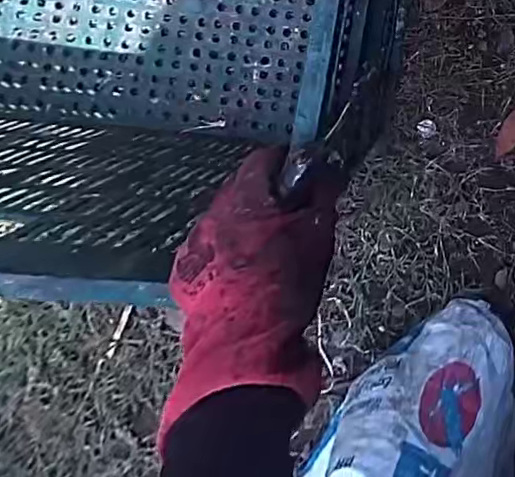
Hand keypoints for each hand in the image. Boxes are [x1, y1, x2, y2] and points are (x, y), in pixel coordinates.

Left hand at [159, 146, 342, 451]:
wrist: (244, 354)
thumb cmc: (285, 285)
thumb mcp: (318, 233)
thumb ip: (323, 194)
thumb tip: (328, 170)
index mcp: (242, 201)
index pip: (263, 159)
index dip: (287, 159)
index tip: (305, 167)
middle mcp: (209, 219)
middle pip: (241, 189)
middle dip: (268, 193)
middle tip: (296, 204)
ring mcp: (193, 251)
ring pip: (225, 220)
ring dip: (247, 221)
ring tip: (274, 238)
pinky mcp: (186, 280)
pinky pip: (212, 251)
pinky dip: (230, 250)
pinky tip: (250, 265)